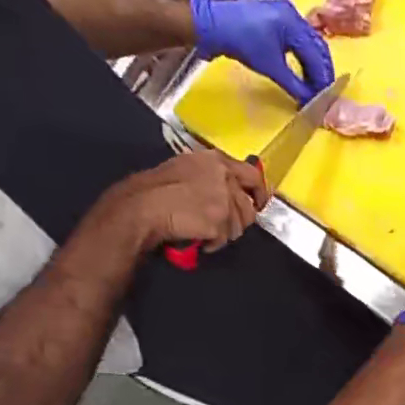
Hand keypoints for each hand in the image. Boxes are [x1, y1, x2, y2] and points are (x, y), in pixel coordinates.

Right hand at [81, 151, 268, 253]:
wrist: (145, 205)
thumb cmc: (159, 187)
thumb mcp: (188, 167)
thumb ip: (214, 175)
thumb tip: (231, 186)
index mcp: (217, 161)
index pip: (252, 175)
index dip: (259, 192)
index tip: (258, 203)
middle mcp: (225, 178)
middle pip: (248, 208)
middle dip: (238, 221)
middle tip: (223, 227)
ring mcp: (224, 201)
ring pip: (238, 227)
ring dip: (223, 234)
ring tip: (203, 230)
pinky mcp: (219, 222)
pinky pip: (224, 240)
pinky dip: (212, 244)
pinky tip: (198, 237)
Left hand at [189, 0, 334, 102]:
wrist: (215, 26)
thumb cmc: (243, 43)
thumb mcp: (271, 67)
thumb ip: (294, 85)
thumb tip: (310, 102)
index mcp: (294, 23)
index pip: (316, 54)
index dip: (322, 78)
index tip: (325, 98)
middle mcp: (293, 15)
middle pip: (317, 47)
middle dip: (321, 71)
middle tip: (323, 93)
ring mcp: (285, 15)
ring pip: (308, 44)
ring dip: (312, 66)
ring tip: (313, 86)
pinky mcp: (276, 19)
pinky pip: (298, 40)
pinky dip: (302, 58)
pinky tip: (302, 73)